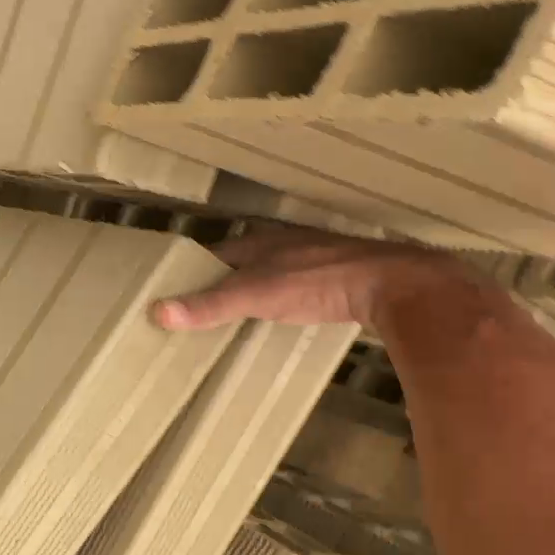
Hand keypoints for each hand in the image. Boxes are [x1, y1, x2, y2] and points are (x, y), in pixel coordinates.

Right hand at [153, 225, 467, 331]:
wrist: (400, 287)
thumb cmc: (319, 283)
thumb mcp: (254, 296)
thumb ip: (208, 305)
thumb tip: (155, 311)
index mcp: (260, 242)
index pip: (212, 253)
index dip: (190, 270)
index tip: (170, 289)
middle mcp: (286, 243)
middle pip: (240, 262)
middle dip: (218, 279)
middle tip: (195, 304)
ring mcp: (317, 258)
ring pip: (270, 272)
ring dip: (251, 288)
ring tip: (232, 311)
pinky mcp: (342, 276)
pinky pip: (297, 285)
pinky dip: (281, 296)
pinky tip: (279, 312)